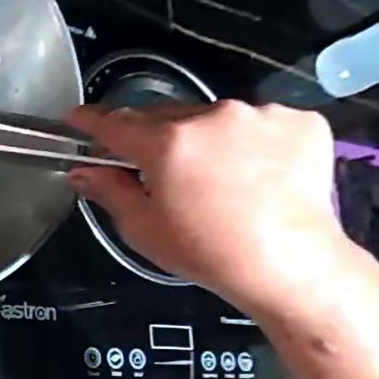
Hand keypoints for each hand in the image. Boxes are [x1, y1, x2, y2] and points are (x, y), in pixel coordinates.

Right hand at [65, 101, 366, 319]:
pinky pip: (259, 124)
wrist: (289, 263)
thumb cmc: (207, 251)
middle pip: (165, 117)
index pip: (116, 123)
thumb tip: (83, 172)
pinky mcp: (300, 122)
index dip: (91, 121)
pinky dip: (248, 143)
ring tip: (212, 180)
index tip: (77, 119)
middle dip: (153, 139)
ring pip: (213, 119)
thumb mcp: (143, 228)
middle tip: (154, 171)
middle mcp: (214, 116)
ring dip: (202, 140)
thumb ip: (109, 191)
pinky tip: (251, 175)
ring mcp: (261, 115)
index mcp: (168, 143)